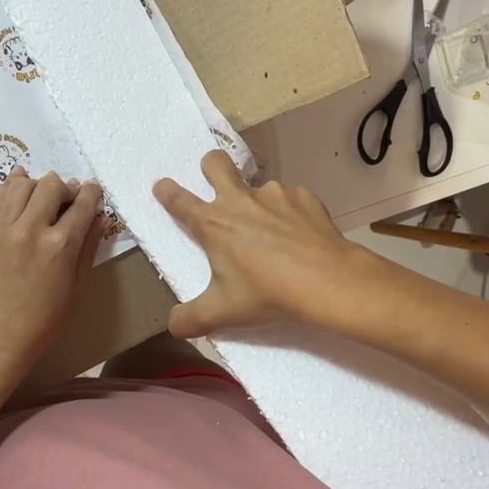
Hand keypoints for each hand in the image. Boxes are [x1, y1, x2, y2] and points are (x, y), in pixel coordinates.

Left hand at [0, 167, 105, 376]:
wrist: (1, 333)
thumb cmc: (46, 316)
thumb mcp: (78, 284)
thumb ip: (89, 246)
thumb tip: (101, 217)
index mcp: (61, 245)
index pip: (82, 203)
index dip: (93, 192)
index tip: (94, 191)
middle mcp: (32, 228)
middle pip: (52, 185)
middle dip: (66, 188)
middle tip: (68, 202)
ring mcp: (6, 228)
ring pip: (23, 183)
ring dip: (38, 185)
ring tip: (43, 199)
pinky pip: (0, 196)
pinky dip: (12, 185)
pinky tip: (21, 183)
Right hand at [155, 151, 369, 337]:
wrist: (327, 281)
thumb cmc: (267, 293)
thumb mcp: (222, 312)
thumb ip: (190, 320)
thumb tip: (174, 326)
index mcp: (214, 224)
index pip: (179, 200)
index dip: (166, 191)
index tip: (162, 186)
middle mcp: (240, 200)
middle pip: (216, 162)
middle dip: (209, 165)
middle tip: (214, 181)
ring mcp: (275, 194)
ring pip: (258, 187)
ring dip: (257, 203)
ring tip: (271, 233)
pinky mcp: (304, 197)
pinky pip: (290, 201)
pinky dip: (289, 214)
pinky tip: (298, 237)